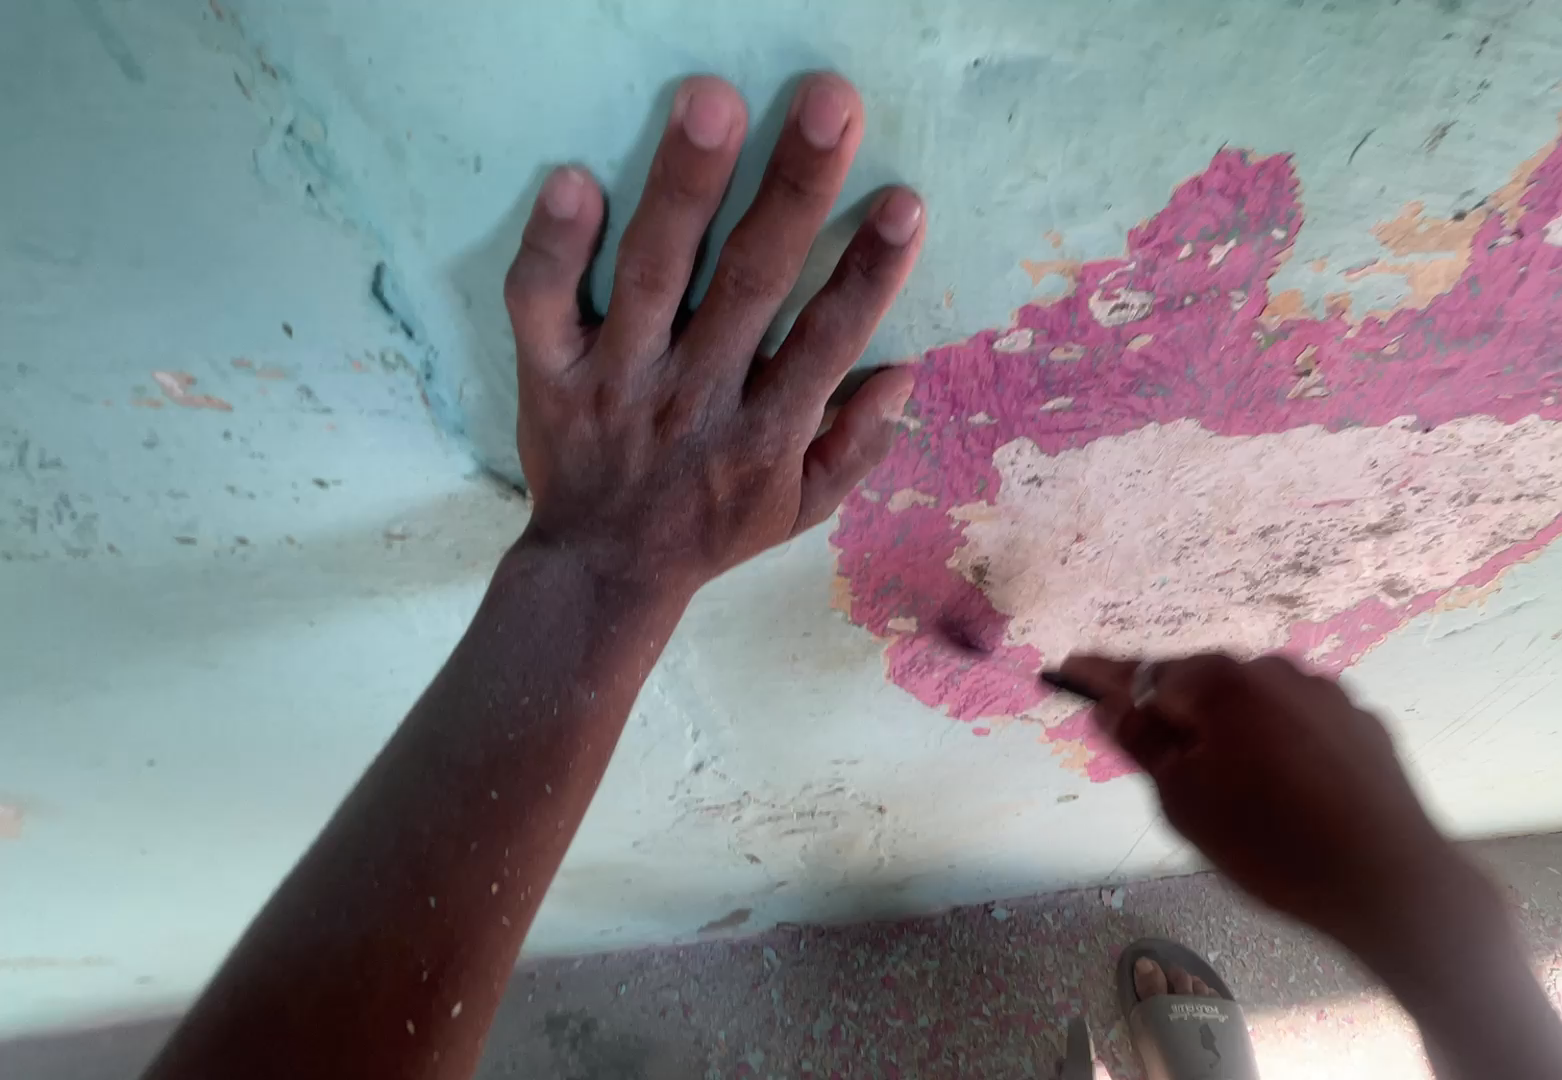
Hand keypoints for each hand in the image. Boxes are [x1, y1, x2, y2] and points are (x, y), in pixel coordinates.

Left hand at [502, 73, 922, 594]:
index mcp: (768, 433)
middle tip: (828, 103)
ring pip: (652, 275)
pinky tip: (573, 178)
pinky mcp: (553, 374)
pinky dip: (552, 245)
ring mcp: (619, 380)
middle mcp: (698, 396)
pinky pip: (544, 304)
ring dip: (683, 188)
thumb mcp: (806, 510)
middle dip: (795, 192)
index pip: (828, 340)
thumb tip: (902, 372)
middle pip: (752, 284)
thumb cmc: (718, 529)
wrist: (609, 568)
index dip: (870, 272)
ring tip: (712, 102)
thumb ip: (857, 446)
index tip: (904, 203)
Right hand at [1056, 653, 1481, 946]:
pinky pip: (1296, 717)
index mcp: (1220, 682)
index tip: (1068, 668)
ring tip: (1236, 784)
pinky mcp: (1361, 718)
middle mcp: (1271, 668)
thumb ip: (1139, 741)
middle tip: (1167, 763)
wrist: (1396, 886)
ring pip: (1249, 698)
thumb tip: (1106, 702)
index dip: (1101, 675)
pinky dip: (1275, 736)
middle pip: (1198, 683)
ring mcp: (1323, 690)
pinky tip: (1288, 784)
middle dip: (1174, 712)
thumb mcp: (1183, 800)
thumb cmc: (1270, 844)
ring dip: (1227, 724)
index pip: (1142, 672)